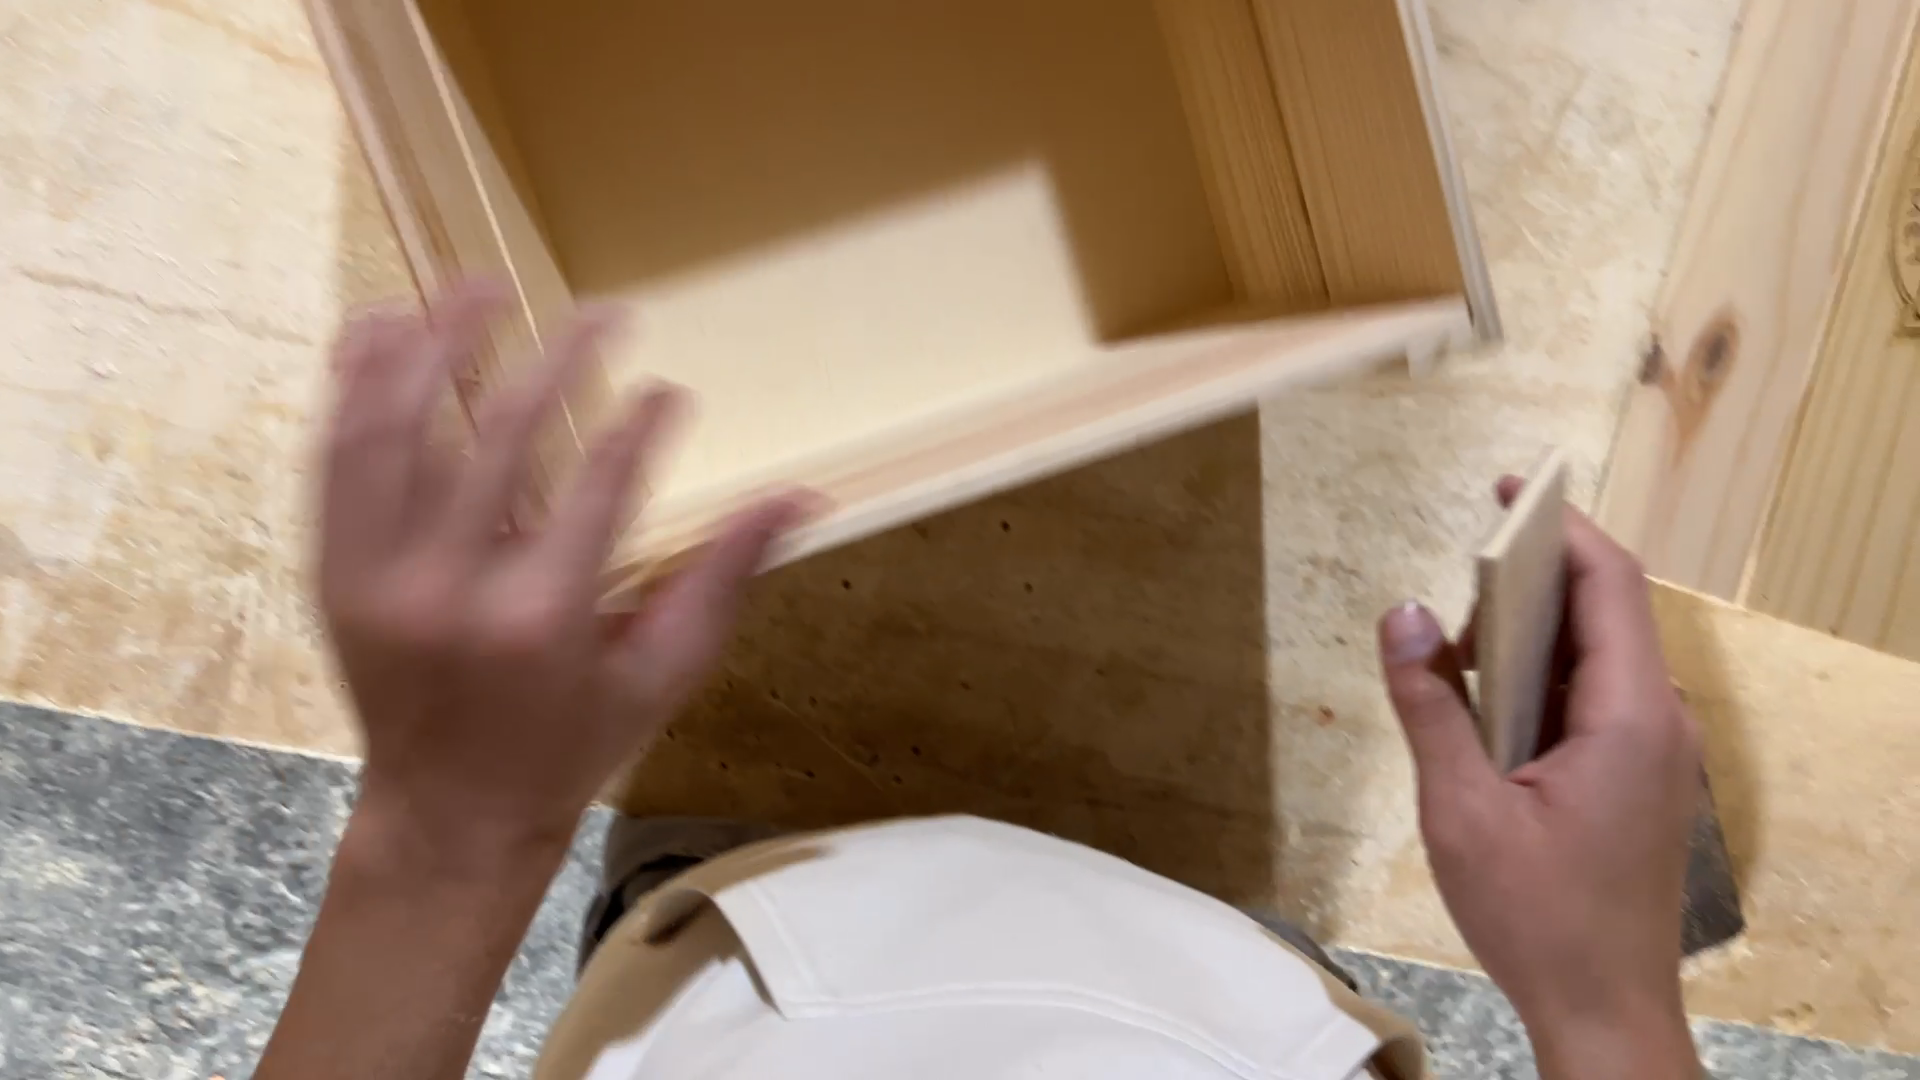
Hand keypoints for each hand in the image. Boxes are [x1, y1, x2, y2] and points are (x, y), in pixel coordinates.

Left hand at [318, 281, 810, 860]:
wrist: (451, 812)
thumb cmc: (580, 742)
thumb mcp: (670, 668)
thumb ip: (728, 573)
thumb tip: (804, 498)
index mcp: (547, 615)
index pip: (604, 481)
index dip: (644, 423)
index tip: (673, 390)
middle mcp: (450, 584)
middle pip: (504, 434)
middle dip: (562, 358)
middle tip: (607, 312)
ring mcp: (373, 574)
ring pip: (396, 427)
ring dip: (441, 344)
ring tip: (481, 283)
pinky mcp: (331, 572)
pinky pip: (336, 460)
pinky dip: (358, 386)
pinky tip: (385, 329)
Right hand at [1376, 480, 1700, 1078]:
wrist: (1601, 1010)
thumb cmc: (1532, 909)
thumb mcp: (1460, 805)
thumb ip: (1429, 705)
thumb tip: (1400, 614)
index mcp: (1624, 719)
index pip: (1608, 590)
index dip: (1562, 529)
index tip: (1510, 491)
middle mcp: (1649, 723)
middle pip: (1603, 613)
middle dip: (1536, 566)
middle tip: (1464, 546)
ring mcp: (1641, 752)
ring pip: (1589, 655)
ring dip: (1525, 622)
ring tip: (1454, 617)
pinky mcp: (1623, 775)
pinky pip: (1579, 695)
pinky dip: (1528, 669)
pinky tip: (1475, 685)